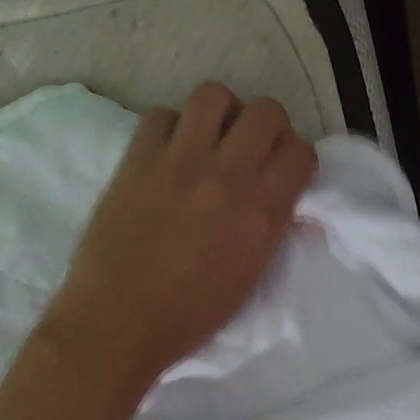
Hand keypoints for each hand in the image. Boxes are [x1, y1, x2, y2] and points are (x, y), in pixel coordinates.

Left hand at [43, 82, 319, 382]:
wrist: (119, 322)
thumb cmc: (190, 317)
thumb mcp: (248, 279)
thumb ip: (270, 233)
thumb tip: (284, 206)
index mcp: (260, 214)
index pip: (300, 153)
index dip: (296, 159)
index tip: (283, 174)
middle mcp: (226, 177)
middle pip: (265, 112)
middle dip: (266, 127)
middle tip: (252, 151)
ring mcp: (178, 162)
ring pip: (213, 96)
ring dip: (220, 114)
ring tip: (211, 141)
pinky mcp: (136, 159)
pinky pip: (161, 115)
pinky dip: (171, 128)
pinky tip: (168, 155)